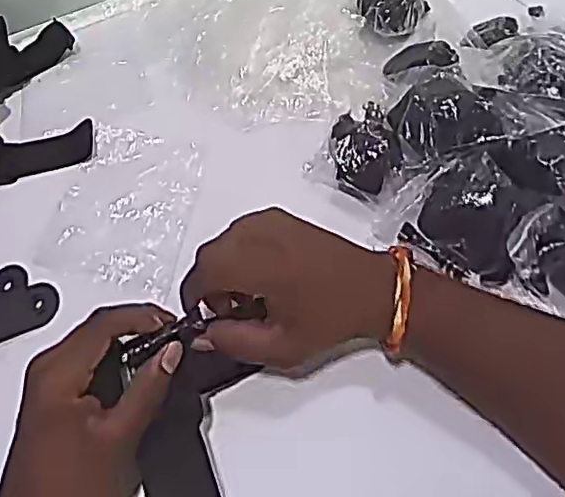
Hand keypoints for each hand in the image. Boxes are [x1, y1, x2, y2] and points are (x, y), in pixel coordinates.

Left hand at [0, 304, 182, 496]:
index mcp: (56, 370)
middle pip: (97, 330)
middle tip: (167, 336)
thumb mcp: (119, 438)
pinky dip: (112, 367)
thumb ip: (148, 389)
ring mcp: (45, 385)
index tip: (169, 323)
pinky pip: (86, 366)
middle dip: (135, 329)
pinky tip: (133, 381)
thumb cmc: (64, 492)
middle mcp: (46, 370)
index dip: (142, 317)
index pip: (104, 322)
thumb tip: (168, 353)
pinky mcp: (50, 401)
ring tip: (156, 357)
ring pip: (93, 347)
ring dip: (125, 348)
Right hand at [179, 208, 395, 370]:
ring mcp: (266, 220)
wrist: (369, 288)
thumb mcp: (282, 347)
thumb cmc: (335, 313)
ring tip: (252, 295)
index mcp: (258, 263)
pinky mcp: (275, 216)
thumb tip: (206, 335)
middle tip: (231, 311)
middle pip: (208, 255)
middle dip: (210, 285)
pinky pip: (240, 233)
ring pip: (222, 242)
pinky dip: (240, 253)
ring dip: (224, 268)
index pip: (203, 272)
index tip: (201, 314)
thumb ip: (235, 342)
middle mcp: (258, 233)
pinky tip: (264, 277)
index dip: (195, 297)